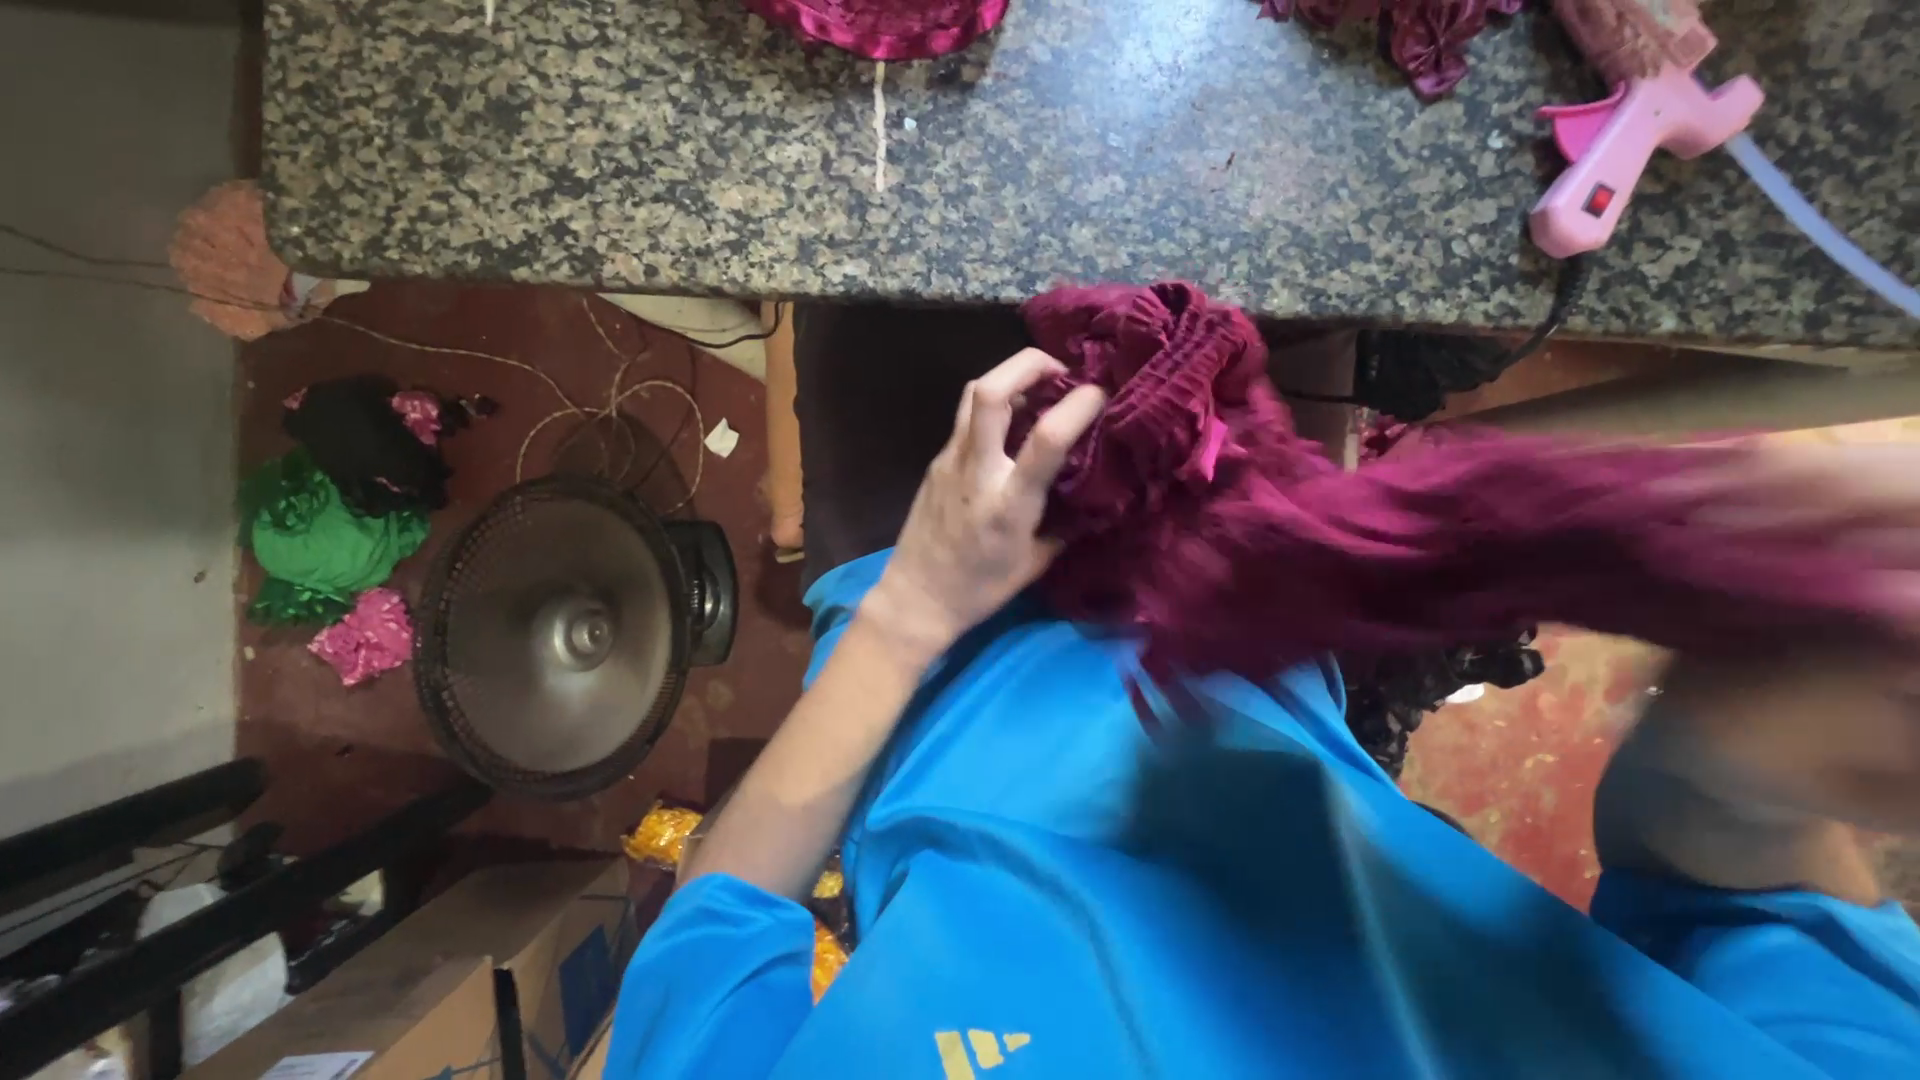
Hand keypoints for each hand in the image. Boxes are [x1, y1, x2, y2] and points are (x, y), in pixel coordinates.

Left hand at [860, 349, 1105, 663]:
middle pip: (992, 391)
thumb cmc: (980, 589)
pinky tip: (1012, 424)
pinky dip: (994, 407)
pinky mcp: (935, 462)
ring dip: (1010, 378)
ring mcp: (949, 462)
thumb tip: (1091, 494)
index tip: (1100, 393)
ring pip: (973, 395)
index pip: (1046, 439)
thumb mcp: (1034, 563)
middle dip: (1029, 364)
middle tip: (1061, 371)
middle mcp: (977, 472)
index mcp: (1008, 504)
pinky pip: (966, 419)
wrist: (916, 598)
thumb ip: (1063, 523)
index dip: (1078, 405)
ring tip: (1039, 389)